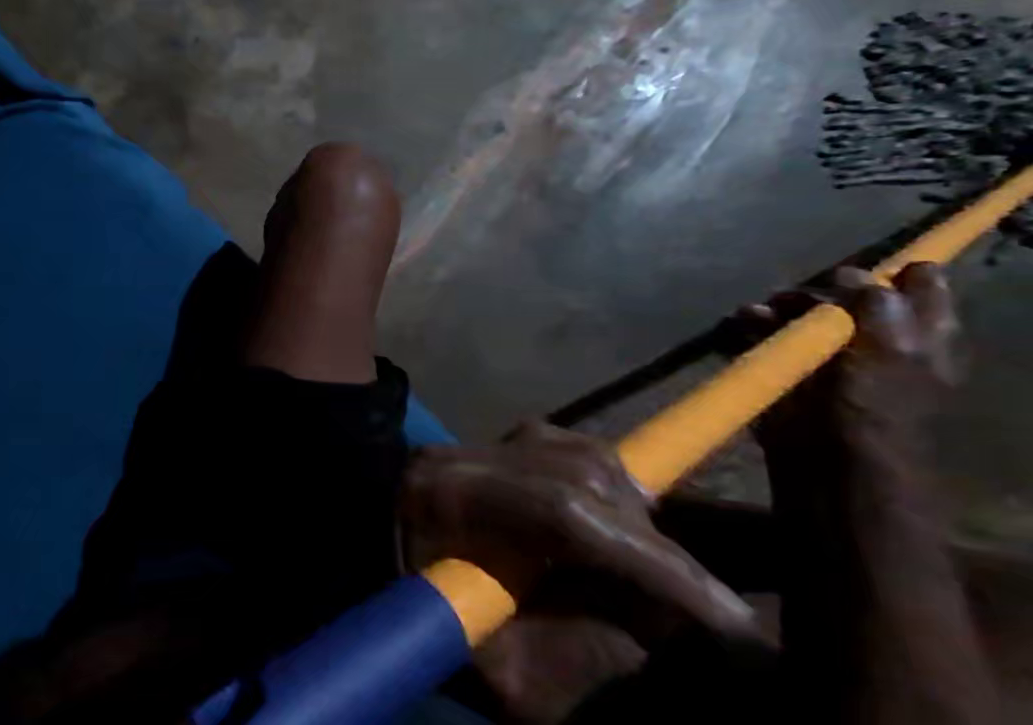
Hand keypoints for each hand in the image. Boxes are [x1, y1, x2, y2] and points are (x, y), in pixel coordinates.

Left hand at [401, 423, 758, 720]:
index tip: (729, 620)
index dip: (653, 561)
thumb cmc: (438, 628)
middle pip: (581, 476)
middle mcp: (454, 457)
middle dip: (652, 544)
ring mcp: (468, 443)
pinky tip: (613, 531)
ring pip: (581, 456)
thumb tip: (678, 616)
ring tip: (645, 570)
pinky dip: (608, 489)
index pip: (562, 511)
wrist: (384, 576)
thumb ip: (590, 644)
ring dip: (633, 513)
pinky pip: (569, 450)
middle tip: (696, 605)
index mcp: (446, 503)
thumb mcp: (510, 670)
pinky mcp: (485, 443)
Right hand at [750, 262, 960, 452]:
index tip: (873, 264)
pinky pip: (767, 333)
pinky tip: (743, 322)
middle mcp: (879, 340)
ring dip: (781, 306)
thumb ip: (877, 306)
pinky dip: (752, 324)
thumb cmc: (874, 403)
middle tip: (801, 294)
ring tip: (761, 309)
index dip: (902, 273)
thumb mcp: (890, 350)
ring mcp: (831, 354)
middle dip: (823, 290)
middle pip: (852, 298)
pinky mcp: (790, 366)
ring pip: (804, 313)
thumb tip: (852, 274)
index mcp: (920, 337)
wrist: (831, 455)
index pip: (922, 291)